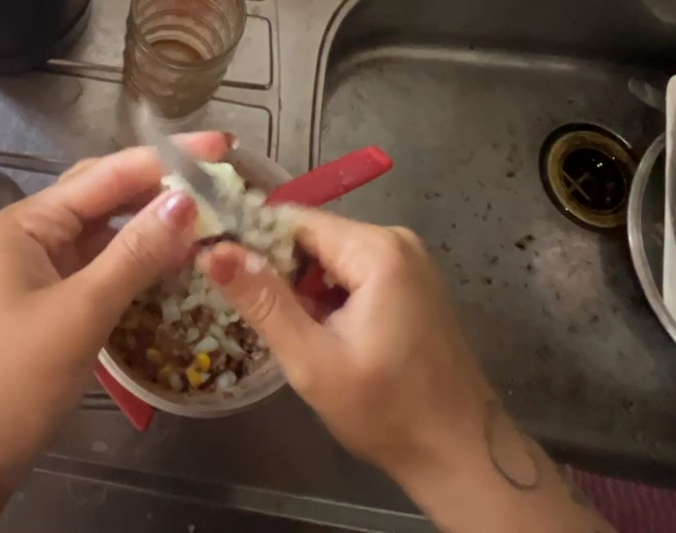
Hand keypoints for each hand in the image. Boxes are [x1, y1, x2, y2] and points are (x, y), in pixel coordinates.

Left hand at [0, 133, 226, 532]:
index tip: (223, 147)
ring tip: (210, 214)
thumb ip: (134, 254)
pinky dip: (140, 261)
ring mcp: (43, 272)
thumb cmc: (9, 381)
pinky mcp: (53, 307)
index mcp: (31, 221)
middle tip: (221, 178)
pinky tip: (174, 261)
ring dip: (154, 223)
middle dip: (162, 184)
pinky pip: (104, 268)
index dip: (168, 158)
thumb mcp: (79, 314)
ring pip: (108, 233)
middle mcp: (36, 234)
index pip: (109, 173)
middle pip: (107, 194)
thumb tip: (188, 199)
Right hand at [200, 210, 491, 475]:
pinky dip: (328, 294)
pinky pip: (352, 270)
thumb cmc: (386, 411)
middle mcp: (395, 240)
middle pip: (313, 235)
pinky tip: (320, 331)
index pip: (294, 219)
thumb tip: (214, 250)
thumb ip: (262, 300)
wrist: (461, 456)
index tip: (220, 268)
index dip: (253, 240)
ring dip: (303, 286)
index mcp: (375, 248)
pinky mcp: (410, 282)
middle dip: (279, 269)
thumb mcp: (312, 361)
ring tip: (286, 327)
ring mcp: (407, 260)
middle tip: (252, 311)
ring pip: (330, 254)